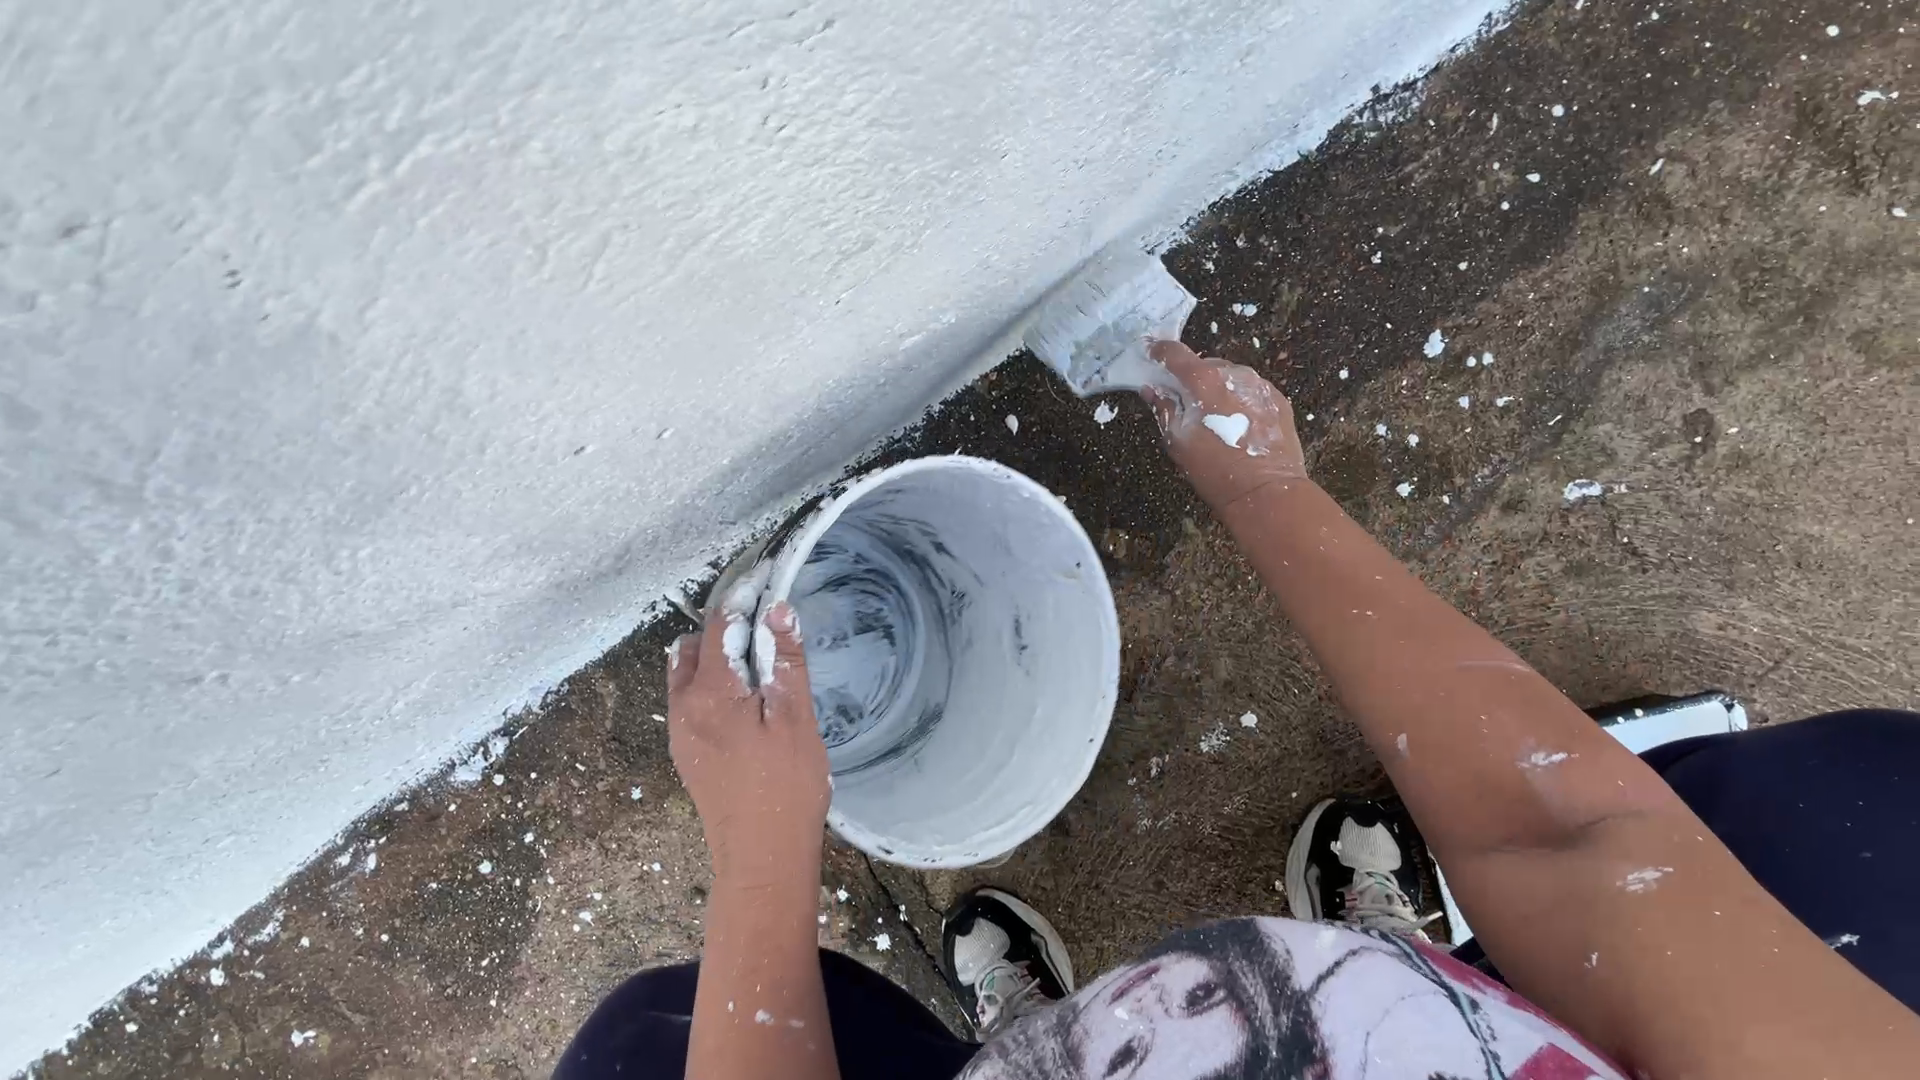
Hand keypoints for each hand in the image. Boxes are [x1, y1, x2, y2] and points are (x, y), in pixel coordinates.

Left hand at [667, 602, 830, 888]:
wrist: (762, 857)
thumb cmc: (786, 785)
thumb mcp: (795, 718)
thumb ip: (785, 661)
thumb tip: (777, 608)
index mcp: (709, 694)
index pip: (718, 625)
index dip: (742, 599)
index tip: (767, 581)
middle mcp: (682, 708)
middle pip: (693, 647)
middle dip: (724, 627)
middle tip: (766, 631)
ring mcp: (680, 733)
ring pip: (686, 674)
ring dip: (714, 658)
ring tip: (758, 665)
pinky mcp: (687, 753)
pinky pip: (689, 700)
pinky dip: (711, 685)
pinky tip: (747, 702)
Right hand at [1141, 340, 1307, 510]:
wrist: (1265, 491)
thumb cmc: (1215, 470)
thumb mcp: (1177, 442)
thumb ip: (1163, 409)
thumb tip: (1152, 389)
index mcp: (1204, 381)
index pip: (1176, 354)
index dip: (1160, 352)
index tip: (1152, 354)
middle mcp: (1234, 373)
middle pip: (1205, 365)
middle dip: (1191, 379)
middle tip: (1184, 402)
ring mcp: (1260, 385)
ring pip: (1230, 377)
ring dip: (1217, 389)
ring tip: (1213, 416)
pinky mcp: (1277, 399)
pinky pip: (1251, 390)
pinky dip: (1239, 399)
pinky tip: (1237, 423)